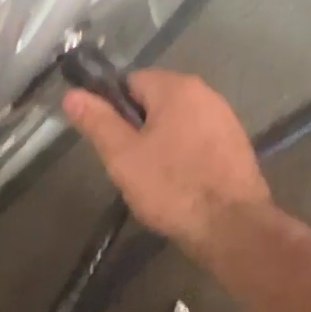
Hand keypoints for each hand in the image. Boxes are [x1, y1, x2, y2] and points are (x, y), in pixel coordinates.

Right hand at [63, 69, 269, 245]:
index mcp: (176, 87)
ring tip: (156, 179)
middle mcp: (205, 93)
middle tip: (131, 165)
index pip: (130, 82)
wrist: (235, 229)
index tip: (112, 142)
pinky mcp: (238, 145)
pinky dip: (186, 156)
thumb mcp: (123, 156)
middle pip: (156, 101)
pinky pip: (199, 140)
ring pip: (178, 122)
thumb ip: (97, 122)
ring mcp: (226, 119)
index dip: (114, 110)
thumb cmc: (173, 188)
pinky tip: (182, 185)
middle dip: (139, 128)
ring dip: (163, 143)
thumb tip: (72, 95)